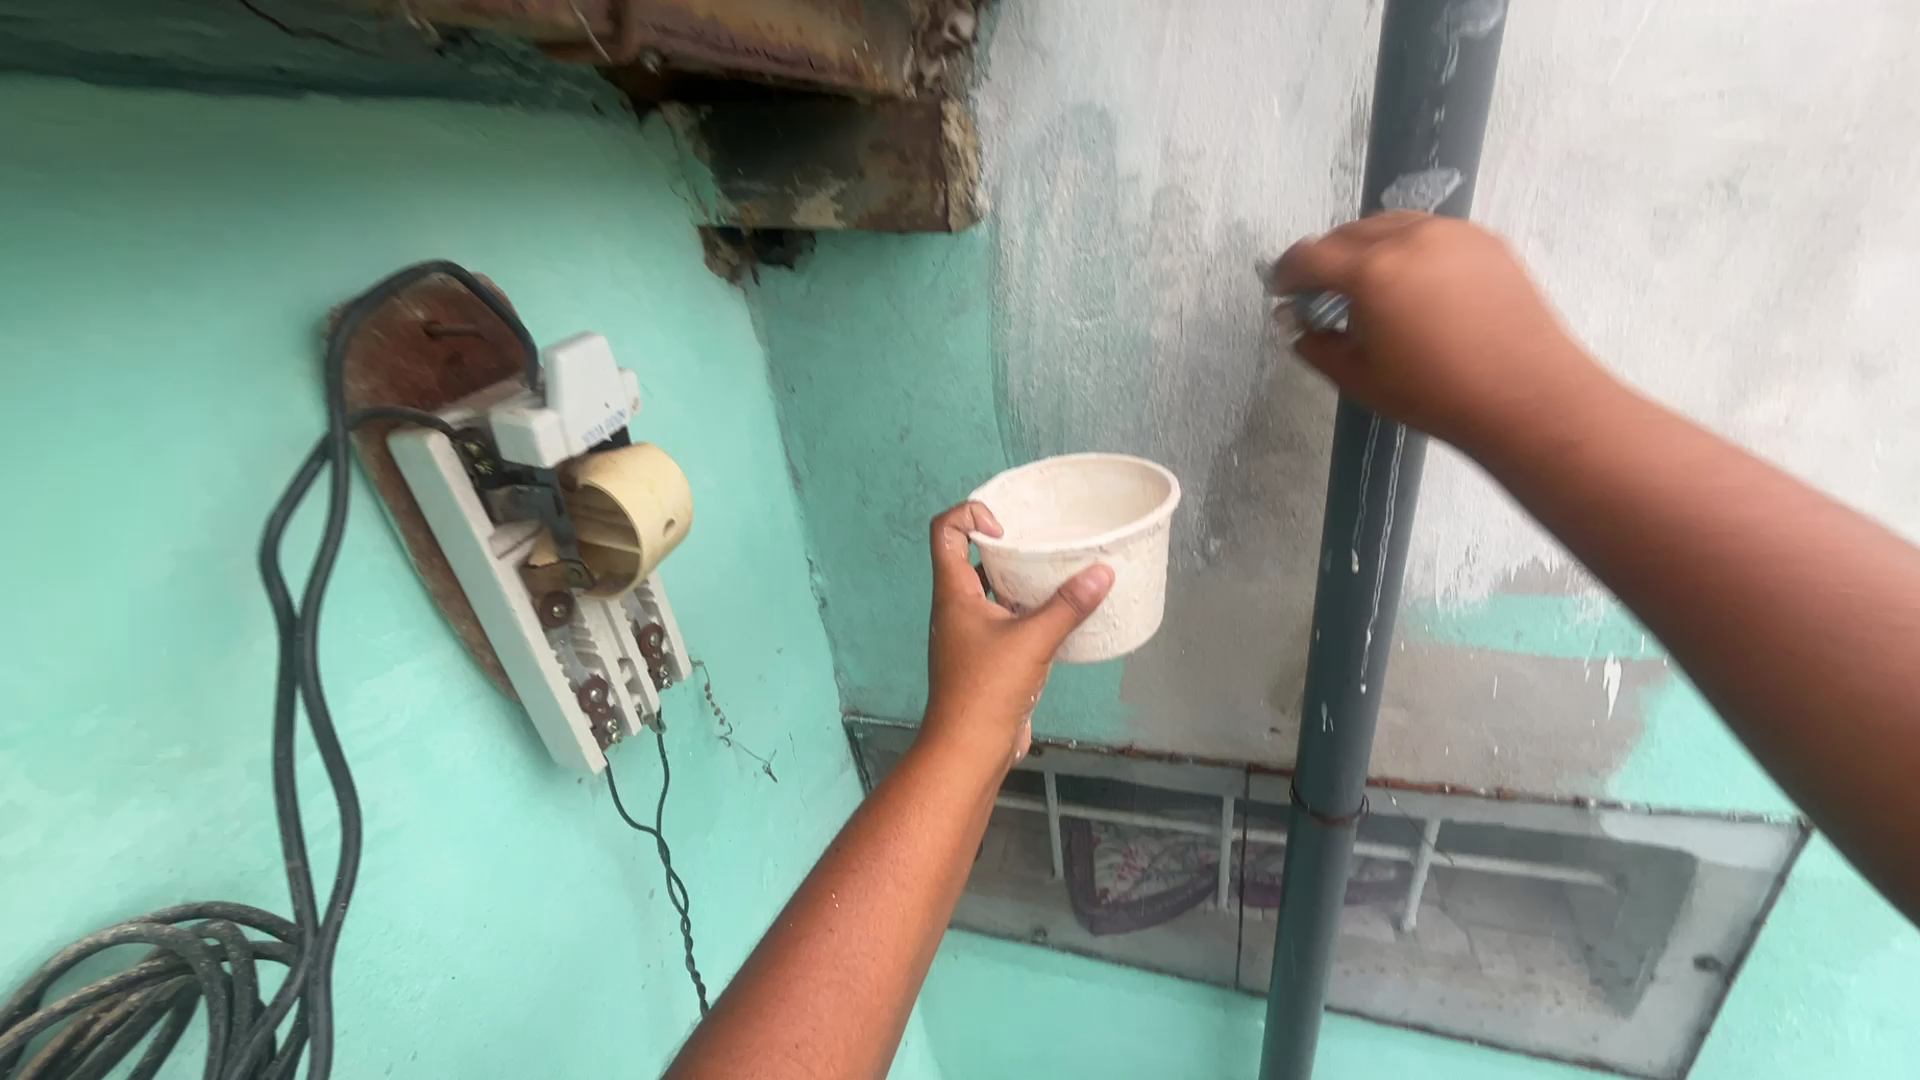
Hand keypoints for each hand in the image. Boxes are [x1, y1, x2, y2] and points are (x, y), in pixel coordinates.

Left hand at [920, 501, 1114, 767]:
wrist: (968, 750)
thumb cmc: (988, 689)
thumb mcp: (1033, 641)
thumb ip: (1067, 606)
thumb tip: (1102, 571)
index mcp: (953, 592)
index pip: (945, 531)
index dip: (970, 515)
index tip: (1007, 528)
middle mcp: (955, 607)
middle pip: (969, 557)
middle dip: (1004, 544)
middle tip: (1042, 541)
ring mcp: (969, 633)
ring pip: (989, 591)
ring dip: (1017, 579)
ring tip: (1056, 571)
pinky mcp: (984, 657)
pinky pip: (1004, 620)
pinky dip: (1026, 610)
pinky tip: (1058, 614)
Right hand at [1271, 212, 1607, 450]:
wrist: (1524, 393)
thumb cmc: (1432, 392)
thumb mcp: (1357, 377)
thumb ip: (1317, 345)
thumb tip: (1298, 326)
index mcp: (1372, 271)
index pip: (1309, 256)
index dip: (1286, 273)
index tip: (1279, 291)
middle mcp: (1410, 238)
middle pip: (1347, 233)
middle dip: (1323, 259)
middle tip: (1317, 292)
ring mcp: (1452, 233)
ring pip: (1389, 224)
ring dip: (1363, 248)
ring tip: (1362, 284)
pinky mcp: (1484, 241)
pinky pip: (1427, 232)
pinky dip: (1403, 249)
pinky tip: (1407, 285)